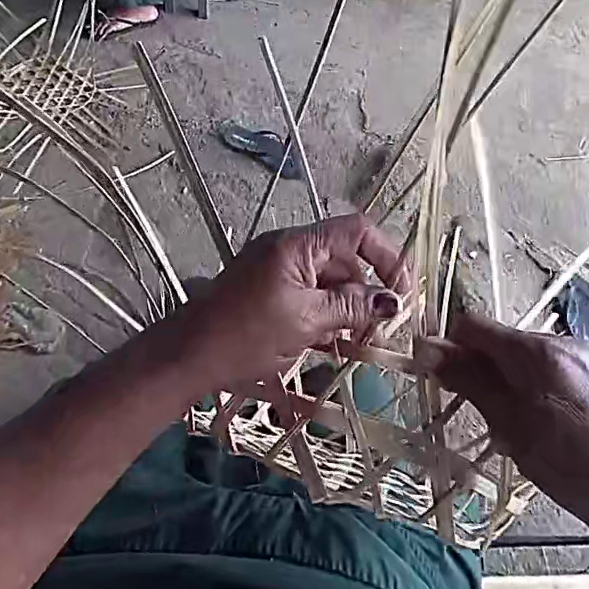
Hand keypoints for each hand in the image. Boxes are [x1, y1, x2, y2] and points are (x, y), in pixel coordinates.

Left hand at [148, 214, 411, 400]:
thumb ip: (351, 307)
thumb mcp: (305, 322)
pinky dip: (326, 316)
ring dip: (348, 309)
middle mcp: (289, 250)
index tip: (403, 292)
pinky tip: (334, 344)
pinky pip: (310, 296)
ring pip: (329, 281)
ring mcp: (278, 271)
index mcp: (297, 245)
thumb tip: (392, 302)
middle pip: (345, 260)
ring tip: (357, 343)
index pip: (356, 231)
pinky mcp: (270, 292)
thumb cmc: (244, 336)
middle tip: (379, 331)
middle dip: (367, 292)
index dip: (386, 256)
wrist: (186, 358)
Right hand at [414, 311, 588, 537]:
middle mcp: (563, 341)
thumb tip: (426, 347)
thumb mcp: (508, 423)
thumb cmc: (568, 463)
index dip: (452, 348)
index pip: (474, 326)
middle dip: (486, 369)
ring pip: (531, 357)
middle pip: (504, 341)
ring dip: (514, 380)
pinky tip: (556, 426)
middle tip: (491, 416)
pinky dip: (543, 386)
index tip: (446, 380)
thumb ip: (468, 380)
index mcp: (536, 350)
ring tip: (525, 428)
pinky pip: (559, 368)